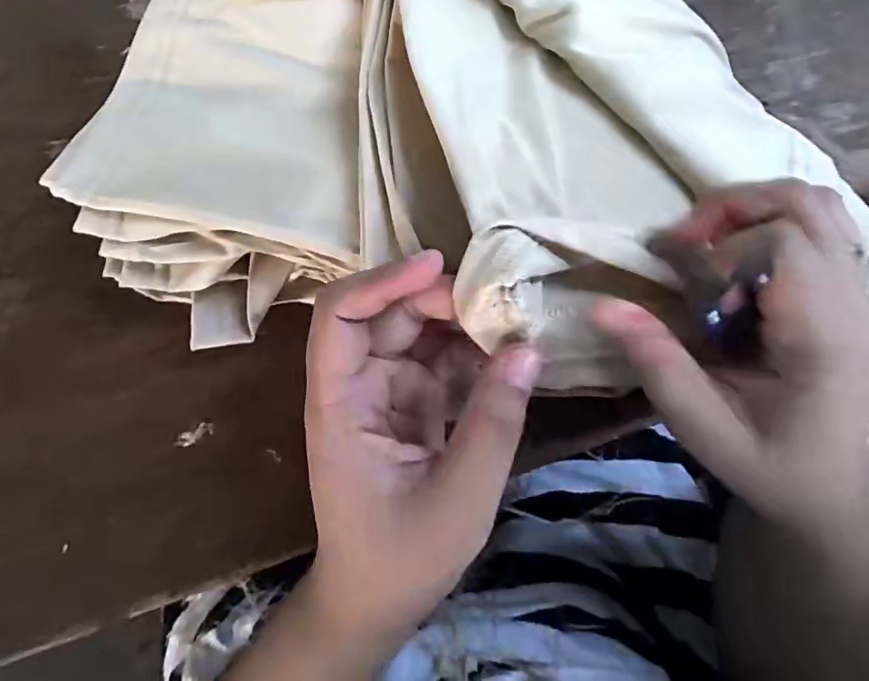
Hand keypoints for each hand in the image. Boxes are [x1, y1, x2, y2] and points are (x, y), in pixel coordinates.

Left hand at [300, 250, 541, 641]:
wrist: (377, 601)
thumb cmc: (402, 557)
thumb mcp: (459, 499)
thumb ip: (494, 422)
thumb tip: (528, 349)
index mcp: (339, 402)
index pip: (341, 316)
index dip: (383, 280)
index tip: (438, 266)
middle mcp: (357, 383)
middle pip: (387, 312)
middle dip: (439, 298)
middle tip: (498, 302)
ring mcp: (385, 388)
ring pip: (417, 328)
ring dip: (461, 319)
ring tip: (512, 318)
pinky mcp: (412, 399)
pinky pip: (440, 356)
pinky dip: (473, 348)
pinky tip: (508, 349)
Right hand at [594, 182, 868, 517]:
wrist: (828, 492)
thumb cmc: (768, 466)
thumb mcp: (704, 429)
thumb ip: (658, 364)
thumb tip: (602, 307)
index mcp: (825, 337)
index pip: (785, 242)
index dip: (727, 245)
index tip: (690, 279)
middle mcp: (853, 303)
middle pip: (804, 204)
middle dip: (736, 205)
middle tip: (689, 239)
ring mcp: (859, 293)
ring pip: (816, 204)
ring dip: (755, 205)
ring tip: (713, 240)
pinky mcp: (850, 290)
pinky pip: (822, 224)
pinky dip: (775, 218)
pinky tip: (743, 254)